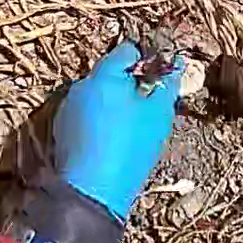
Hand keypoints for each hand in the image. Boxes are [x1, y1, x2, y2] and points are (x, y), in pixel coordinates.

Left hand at [52, 41, 182, 219]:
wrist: (93, 192)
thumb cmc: (131, 146)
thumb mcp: (159, 112)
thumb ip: (168, 82)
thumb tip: (178, 62)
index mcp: (104, 75)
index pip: (128, 50)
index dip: (148, 60)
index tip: (161, 79)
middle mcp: (81, 86)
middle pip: (112, 71)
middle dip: (133, 82)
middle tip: (152, 104)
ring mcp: (69, 108)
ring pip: (100, 93)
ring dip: (118, 100)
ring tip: (135, 124)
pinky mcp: (63, 129)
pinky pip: (89, 112)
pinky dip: (103, 117)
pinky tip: (116, 138)